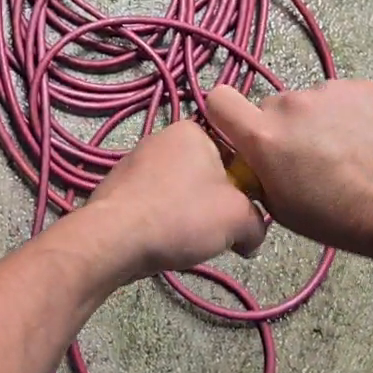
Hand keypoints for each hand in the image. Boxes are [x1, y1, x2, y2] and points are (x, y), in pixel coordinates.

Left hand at [72, 119, 266, 281]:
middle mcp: (162, 138)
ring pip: (181, 191)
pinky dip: (164, 221)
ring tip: (188, 241)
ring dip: (190, 215)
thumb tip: (251, 237)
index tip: (244, 214)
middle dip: (217, 204)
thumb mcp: (239, 219)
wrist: (114, 238)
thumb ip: (258, 223)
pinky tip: (164, 241)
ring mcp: (136, 161)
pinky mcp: (119, 187)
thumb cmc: (182, 216)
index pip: (235, 153)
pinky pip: (155, 203)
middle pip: (207, 174)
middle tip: (219, 232)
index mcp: (192, 131)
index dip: (246, 187)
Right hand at [205, 80, 372, 252]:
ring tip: (345, 152)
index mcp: (264, 136)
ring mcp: (328, 92)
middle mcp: (291, 105)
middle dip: (281, 128)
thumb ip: (257, 174)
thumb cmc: (341, 218)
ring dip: (316, 122)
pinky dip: (347, 115)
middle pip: (270, 107)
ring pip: (308, 103)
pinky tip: (367, 142)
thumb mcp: (282, 208)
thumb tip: (252, 159)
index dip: (225, 115)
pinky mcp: (362, 86)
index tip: (241, 132)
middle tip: (308, 158)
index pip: (218, 100)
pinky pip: (341, 97)